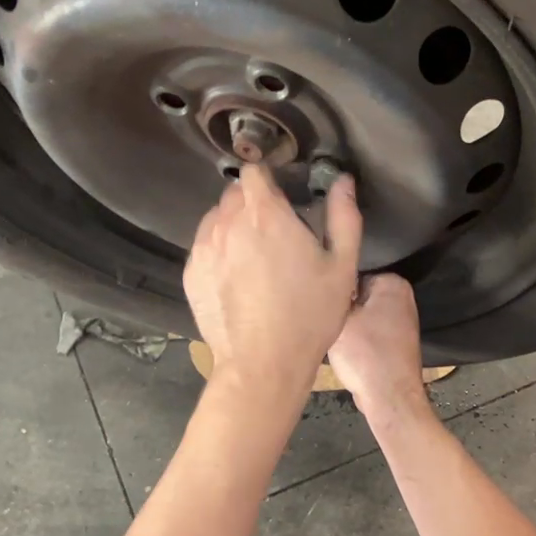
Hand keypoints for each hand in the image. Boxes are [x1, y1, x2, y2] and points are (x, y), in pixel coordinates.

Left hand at [185, 165, 362, 398]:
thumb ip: (344, 217)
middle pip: (234, 194)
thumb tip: (343, 181)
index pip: (255, 171)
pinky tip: (239, 280)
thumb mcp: (341, 267)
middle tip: (276, 232)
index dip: (269, 178)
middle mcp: (228, 223)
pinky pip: (204, 248)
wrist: (263, 363)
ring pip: (216, 219)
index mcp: (266, 214)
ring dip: (234, 226)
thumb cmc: (309, 316)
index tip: (282, 194)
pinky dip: (219, 253)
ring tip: (256, 257)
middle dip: (253, 204)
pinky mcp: (192, 274)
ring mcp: (204, 249)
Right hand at [328, 273, 428, 423]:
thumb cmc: (365, 353)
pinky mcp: (396, 344)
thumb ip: (333, 295)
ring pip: (362, 315)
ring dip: (347, 324)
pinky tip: (345, 348)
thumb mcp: (339, 318)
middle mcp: (403, 299)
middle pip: (358, 295)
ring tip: (330, 331)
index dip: (334, 288)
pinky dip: (357, 339)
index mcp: (393, 283)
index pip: (353, 273)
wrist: (389, 397)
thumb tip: (324, 283)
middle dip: (342, 306)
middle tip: (322, 317)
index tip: (320, 301)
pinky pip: (369, 333)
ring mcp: (401, 323)